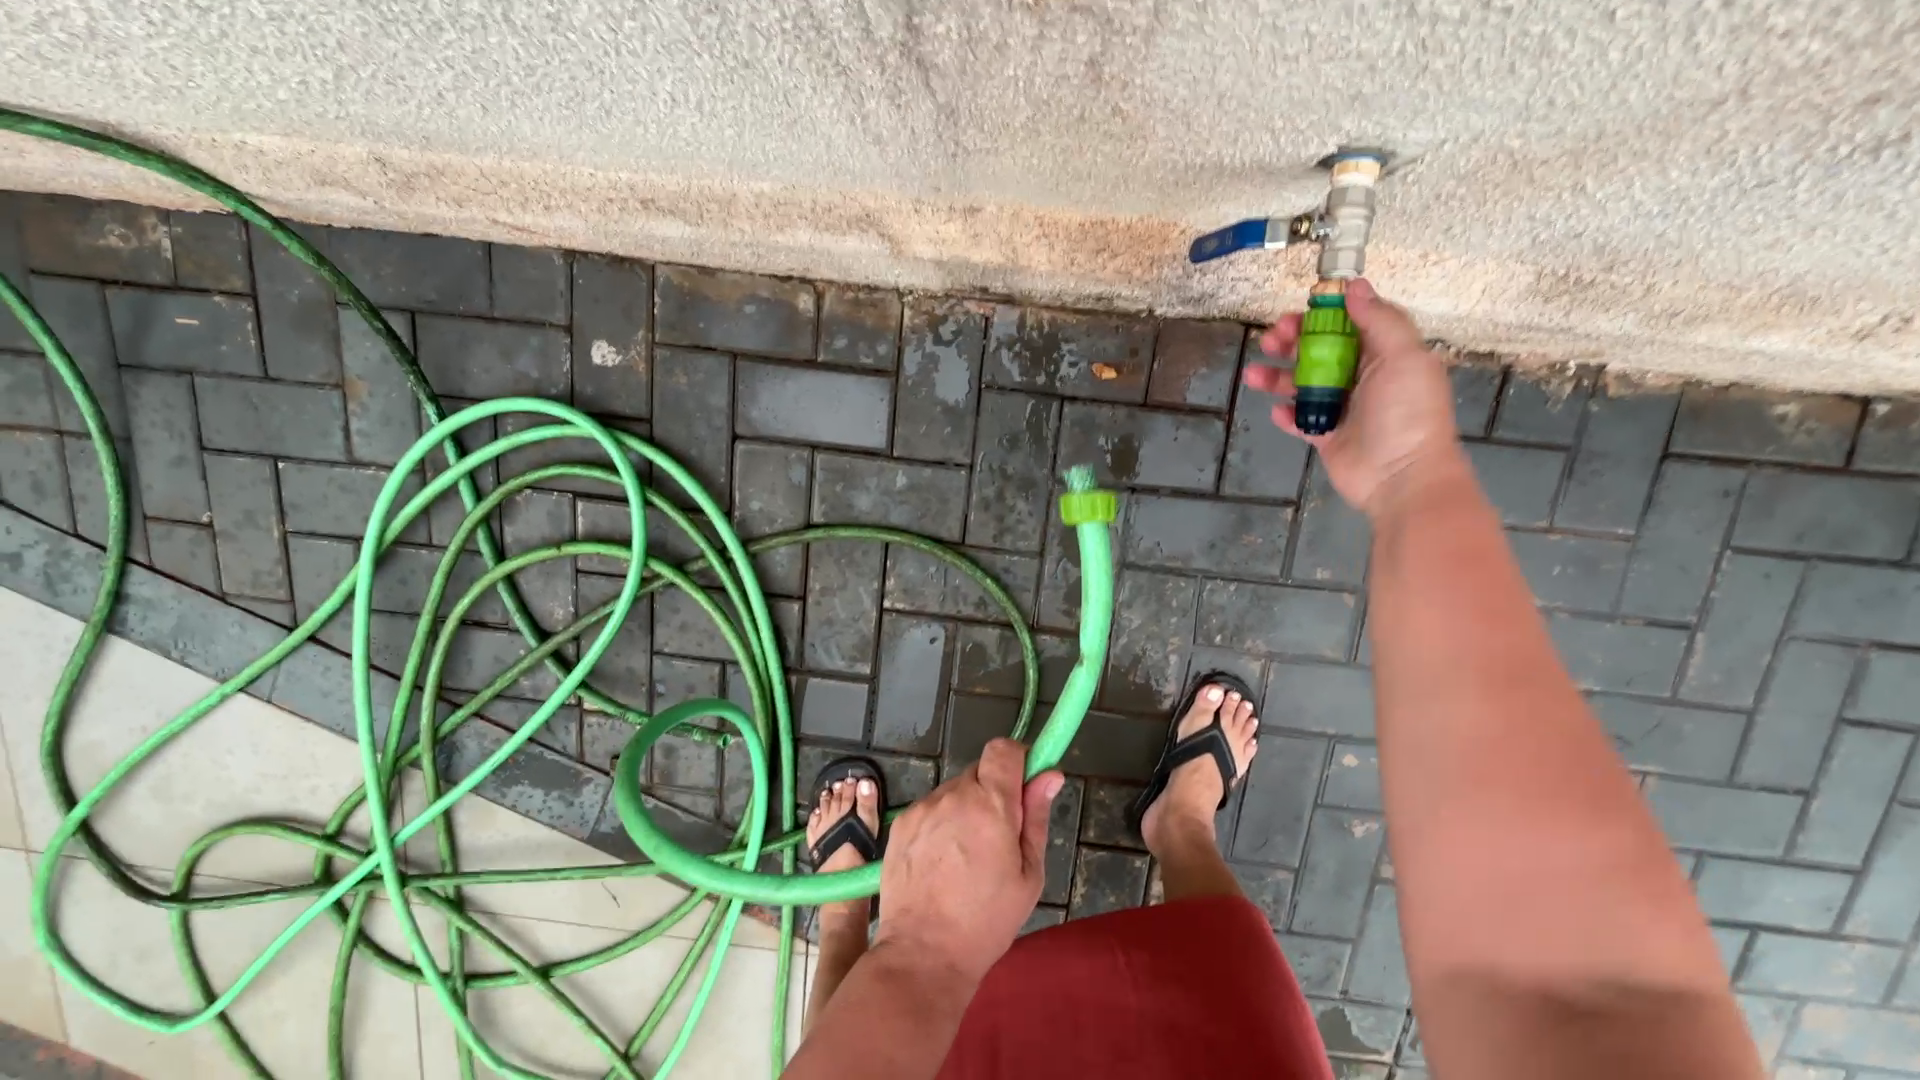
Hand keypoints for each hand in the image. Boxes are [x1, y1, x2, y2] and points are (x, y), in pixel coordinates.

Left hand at [871, 738, 1063, 984]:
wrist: (923, 952)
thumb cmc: (987, 920)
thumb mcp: (1029, 874)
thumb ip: (1037, 817)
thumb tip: (1050, 774)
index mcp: (991, 805)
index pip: (1003, 749)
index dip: (1016, 761)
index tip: (1023, 788)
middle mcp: (953, 795)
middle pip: (979, 772)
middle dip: (992, 793)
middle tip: (998, 838)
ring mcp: (922, 808)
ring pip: (954, 791)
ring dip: (965, 809)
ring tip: (967, 858)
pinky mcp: (900, 824)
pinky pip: (930, 809)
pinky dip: (941, 824)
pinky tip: (942, 863)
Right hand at [1244, 278, 1459, 517]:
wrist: (1402, 477)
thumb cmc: (1407, 413)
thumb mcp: (1403, 356)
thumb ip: (1379, 319)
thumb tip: (1355, 286)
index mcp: (1386, 354)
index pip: (1349, 324)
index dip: (1322, 314)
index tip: (1298, 310)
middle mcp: (1363, 377)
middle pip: (1320, 351)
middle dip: (1292, 342)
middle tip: (1270, 339)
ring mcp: (1343, 408)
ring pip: (1303, 384)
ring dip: (1277, 377)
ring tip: (1253, 375)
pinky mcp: (1326, 436)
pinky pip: (1299, 420)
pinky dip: (1286, 414)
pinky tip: (1277, 412)